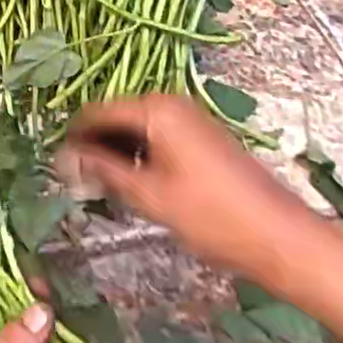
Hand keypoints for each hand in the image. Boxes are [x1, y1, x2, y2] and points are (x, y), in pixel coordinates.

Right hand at [59, 94, 309, 275]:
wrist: (283, 239)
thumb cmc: (213, 215)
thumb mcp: (150, 195)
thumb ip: (103, 170)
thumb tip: (64, 157)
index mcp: (157, 109)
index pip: (101, 111)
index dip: (77, 133)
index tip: (59, 154)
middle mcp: (172, 103)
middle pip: (121, 116)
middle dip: (99, 143)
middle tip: (80, 173)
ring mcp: (191, 117)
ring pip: (140, 126)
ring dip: (121, 149)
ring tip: (106, 180)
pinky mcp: (203, 134)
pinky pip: (160, 134)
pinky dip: (143, 152)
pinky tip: (138, 179)